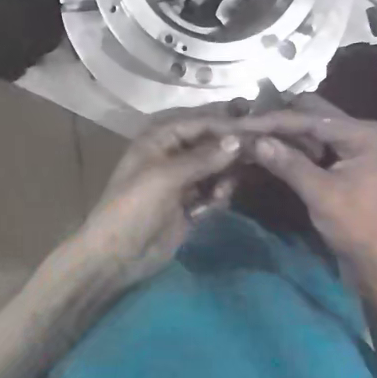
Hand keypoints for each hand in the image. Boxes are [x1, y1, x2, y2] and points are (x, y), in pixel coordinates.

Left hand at [67, 112, 243, 287]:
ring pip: (218, 167)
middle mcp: (174, 151)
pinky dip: (217, 196)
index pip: (202, 120)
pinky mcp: (190, 203)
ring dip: (224, 178)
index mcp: (160, 136)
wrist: (116, 256)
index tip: (260, 128)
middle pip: (213, 142)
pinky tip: (210, 207)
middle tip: (257, 156)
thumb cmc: (134, 207)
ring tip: (220, 194)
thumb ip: (203, 157)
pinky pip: (215, 190)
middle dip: (231, 151)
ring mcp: (183, 178)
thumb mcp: (166, 177)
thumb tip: (238, 141)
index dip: (229, 124)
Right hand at [244, 95, 376, 268]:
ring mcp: (349, 141)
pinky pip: (310, 140)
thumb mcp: (320, 195)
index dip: (272, 121)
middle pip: (309, 112)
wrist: (375, 258)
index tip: (240, 123)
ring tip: (247, 133)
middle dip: (276, 119)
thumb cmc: (355, 226)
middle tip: (242, 124)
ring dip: (280, 130)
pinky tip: (264, 146)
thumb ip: (288, 164)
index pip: (310, 119)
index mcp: (361, 133)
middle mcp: (358, 129)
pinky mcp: (340, 155)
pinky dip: (288, 143)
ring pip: (307, 125)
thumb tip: (255, 141)